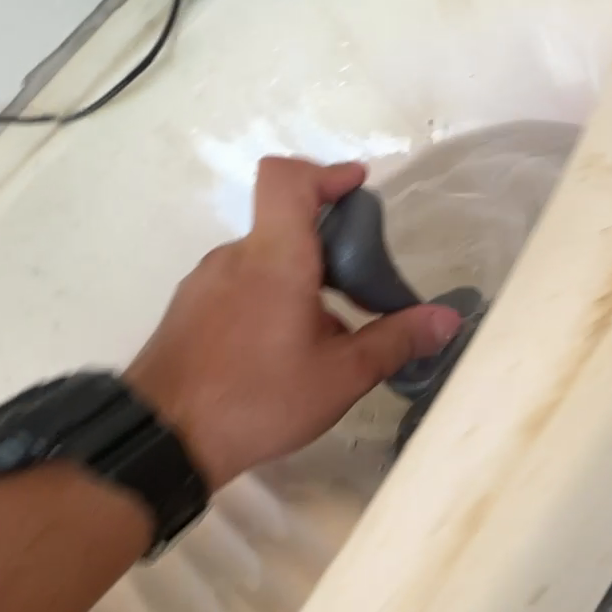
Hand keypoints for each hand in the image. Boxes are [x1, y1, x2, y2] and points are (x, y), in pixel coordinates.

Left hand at [125, 157, 463, 486]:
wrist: (163, 438)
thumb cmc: (260, 398)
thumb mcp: (344, 375)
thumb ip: (397, 339)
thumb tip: (448, 318)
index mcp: (276, 260)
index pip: (288, 180)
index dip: (327, 173)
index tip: (362, 187)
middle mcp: (236, 258)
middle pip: (291, 226)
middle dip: (340, 249)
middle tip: (374, 294)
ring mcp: (208, 281)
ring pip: (271, 261)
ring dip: (312, 280)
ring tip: (340, 333)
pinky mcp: (194, 308)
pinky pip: (247, 284)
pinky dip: (282, 297)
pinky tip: (296, 349)